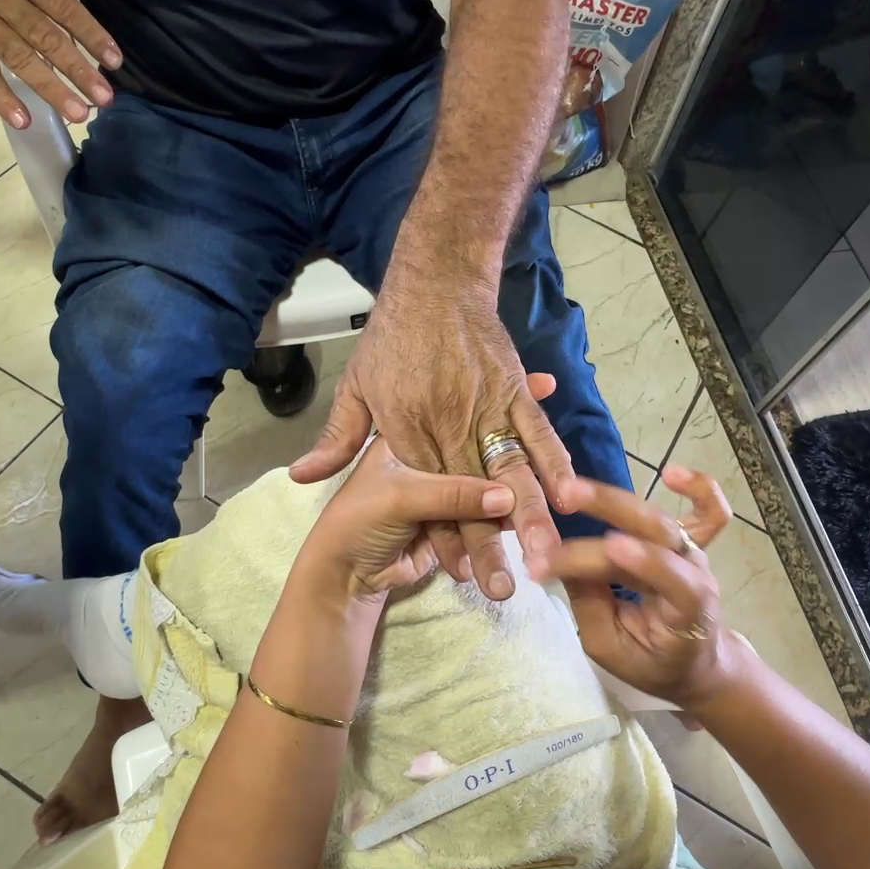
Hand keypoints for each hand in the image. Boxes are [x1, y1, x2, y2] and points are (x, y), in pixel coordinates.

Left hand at [292, 297, 572, 603]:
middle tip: (510, 585)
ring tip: (546, 555)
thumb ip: (337, 439)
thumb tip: (302, 477)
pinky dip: (555, 463)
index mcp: (409, 431)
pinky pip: (537, 434)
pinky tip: (567, 496)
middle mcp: (449, 426)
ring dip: (530, 515)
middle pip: (472, 495)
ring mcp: (485, 408)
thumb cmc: (392, 337)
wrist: (434, 284)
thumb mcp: (355, 387)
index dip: (445, 537)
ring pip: (510, 470)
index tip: (460, 575)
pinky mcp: (513, 391)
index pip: (428, 496)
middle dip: (492, 543)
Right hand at [529, 466, 738, 708]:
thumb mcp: (611, 648)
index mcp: (688, 608)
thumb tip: (559, 560)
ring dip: (617, 499)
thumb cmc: (653, 661)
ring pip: (663, 518)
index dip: (635, 560)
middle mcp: (695, 571)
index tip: (596, 549)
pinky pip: (708, 512)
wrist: (698, 663)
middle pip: (658, 532)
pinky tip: (670, 473)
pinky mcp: (693, 541)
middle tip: (564, 498)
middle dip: (609, 511)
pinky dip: (698, 488)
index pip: (660, 577)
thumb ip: (589, 604)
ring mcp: (695, 552)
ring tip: (572, 488)